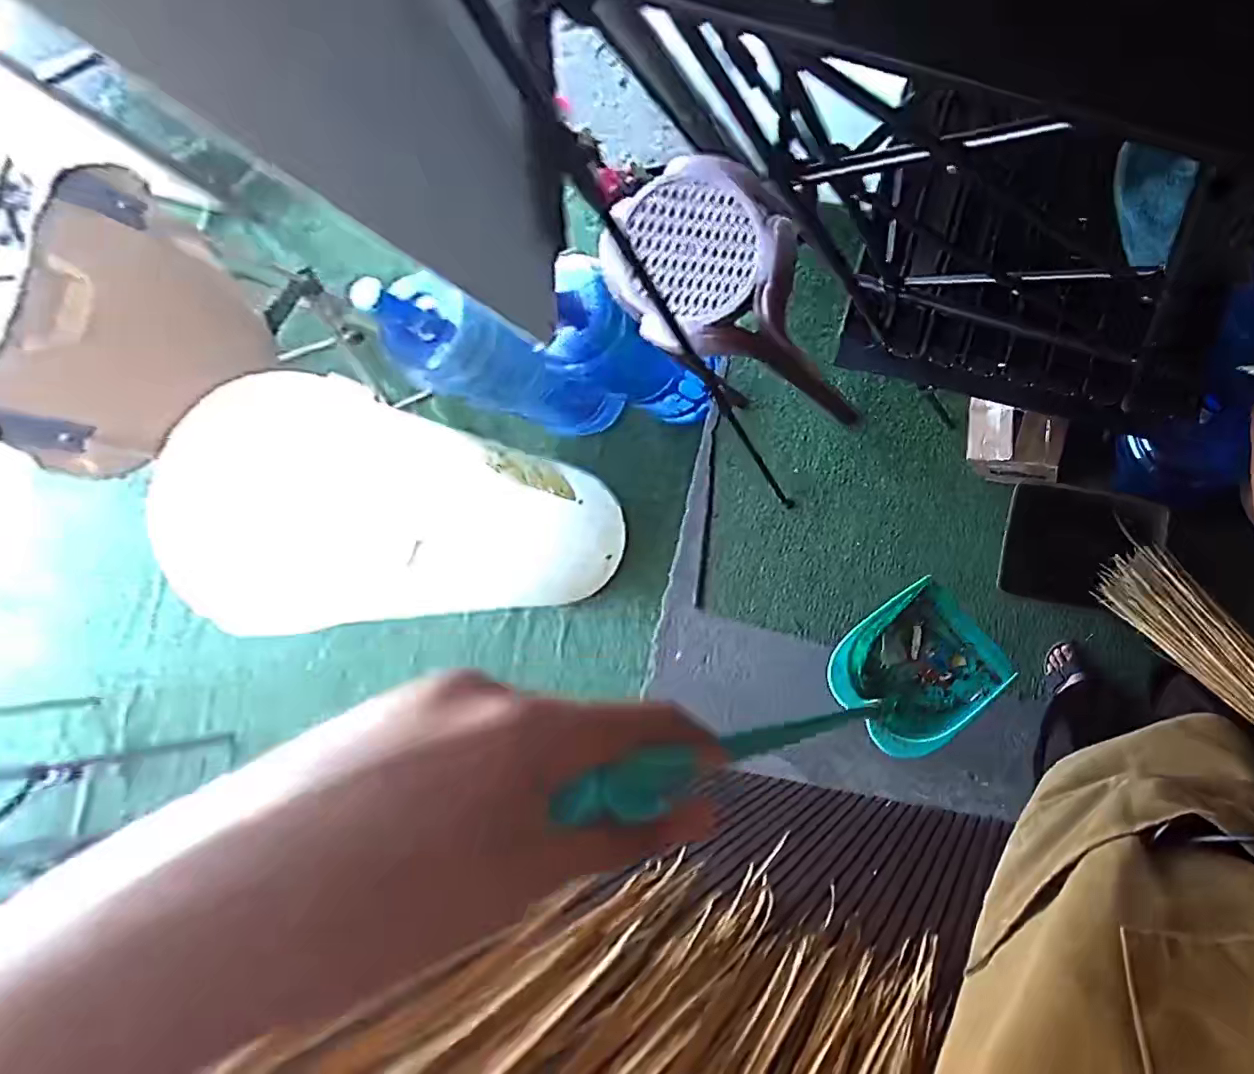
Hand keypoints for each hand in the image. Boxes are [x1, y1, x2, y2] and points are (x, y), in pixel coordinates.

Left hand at [0, 673, 726, 1073]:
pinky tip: (435, 831)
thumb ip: (625, 835)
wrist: (158, 942)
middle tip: (600, 832)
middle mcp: (487, 692)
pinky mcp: (373, 715)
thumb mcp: (523, 883)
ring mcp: (424, 697)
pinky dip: (490, 772)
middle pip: (583, 725)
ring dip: (546, 775)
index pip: (648, 719)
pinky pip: (466, 733)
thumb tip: (703, 810)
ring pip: (522, 731)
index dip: (692, 746)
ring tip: (500, 846)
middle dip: (610, 773)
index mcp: (533, 727)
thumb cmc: (378, 919)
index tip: (715, 772)